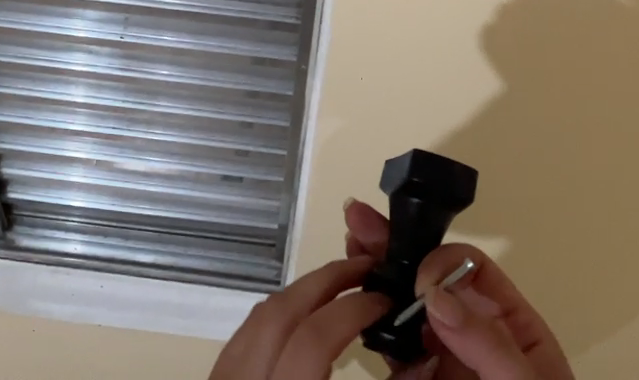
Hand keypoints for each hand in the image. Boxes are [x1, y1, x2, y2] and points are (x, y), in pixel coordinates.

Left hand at [209, 254, 389, 378]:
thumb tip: (421, 356)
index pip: (313, 339)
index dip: (353, 310)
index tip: (385, 298)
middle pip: (280, 312)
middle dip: (327, 280)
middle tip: (367, 269)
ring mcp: (223, 377)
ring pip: (260, 315)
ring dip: (304, 293)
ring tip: (342, 286)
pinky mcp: (216, 377)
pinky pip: (246, 332)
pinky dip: (279, 314)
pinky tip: (306, 317)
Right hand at [346, 200, 574, 379]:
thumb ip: (488, 343)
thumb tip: (435, 293)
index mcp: (509, 325)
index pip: (470, 272)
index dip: (440, 264)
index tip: (416, 281)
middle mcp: (472, 334)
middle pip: (430, 279)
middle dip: (395, 245)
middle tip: (359, 220)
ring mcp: (444, 361)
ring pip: (406, 308)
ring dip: (376, 273)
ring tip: (349, 244)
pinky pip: (393, 353)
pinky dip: (370, 325)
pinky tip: (349, 300)